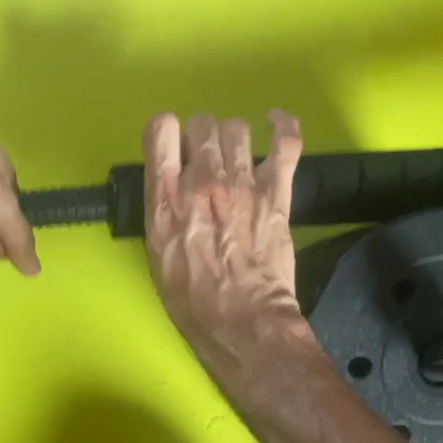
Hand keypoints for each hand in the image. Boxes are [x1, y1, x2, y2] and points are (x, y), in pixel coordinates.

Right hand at [142, 111, 315, 384]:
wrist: (241, 319)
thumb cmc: (191, 300)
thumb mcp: (157, 256)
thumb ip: (163, 213)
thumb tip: (173, 195)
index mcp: (165, 199)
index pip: (160, 130)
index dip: (165, 134)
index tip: (170, 151)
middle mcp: (202, 181)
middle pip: (201, 123)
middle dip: (200, 137)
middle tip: (204, 163)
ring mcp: (242, 182)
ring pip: (237, 127)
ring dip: (232, 138)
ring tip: (234, 157)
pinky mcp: (276, 191)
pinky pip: (285, 139)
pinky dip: (281, 125)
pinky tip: (275, 124)